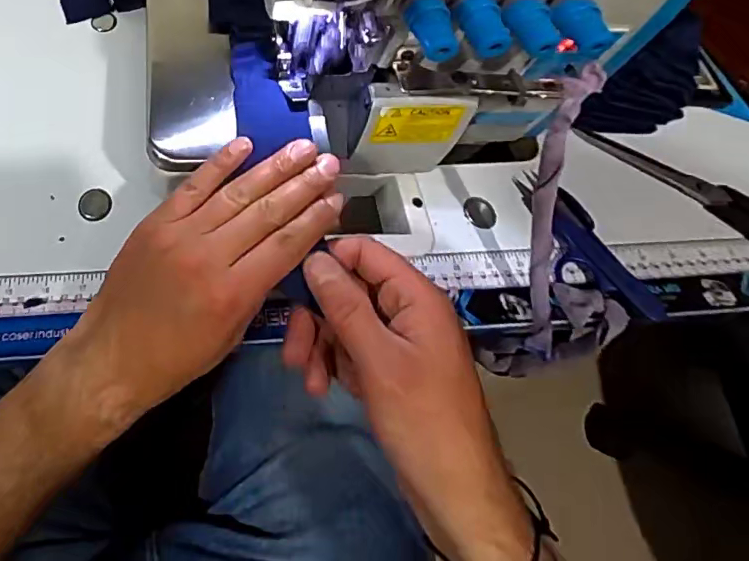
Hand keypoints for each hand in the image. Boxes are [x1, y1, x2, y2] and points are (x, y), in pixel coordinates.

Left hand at [42, 137, 342, 435]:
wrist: (112, 355)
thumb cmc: (174, 357)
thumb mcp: (231, 334)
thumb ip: (257, 289)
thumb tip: (281, 250)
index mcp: (232, 292)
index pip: (285, 244)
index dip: (315, 218)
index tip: (336, 198)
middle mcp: (208, 256)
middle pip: (266, 211)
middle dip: (303, 184)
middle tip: (329, 164)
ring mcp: (180, 233)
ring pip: (236, 192)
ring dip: (273, 167)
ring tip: (301, 149)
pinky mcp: (158, 221)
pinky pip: (194, 186)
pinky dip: (219, 163)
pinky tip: (244, 145)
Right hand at [283, 237, 534, 560]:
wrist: (456, 495)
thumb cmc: (424, 422)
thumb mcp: (377, 360)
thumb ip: (345, 305)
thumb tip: (316, 260)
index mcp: (416, 296)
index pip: (364, 252)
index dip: (327, 260)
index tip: (292, 281)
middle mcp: (408, 310)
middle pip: (349, 288)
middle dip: (318, 315)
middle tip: (295, 347)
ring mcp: (399, 339)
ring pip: (345, 319)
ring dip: (321, 344)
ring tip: (307, 377)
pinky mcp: (390, 365)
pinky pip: (352, 347)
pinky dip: (333, 362)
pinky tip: (324, 386)